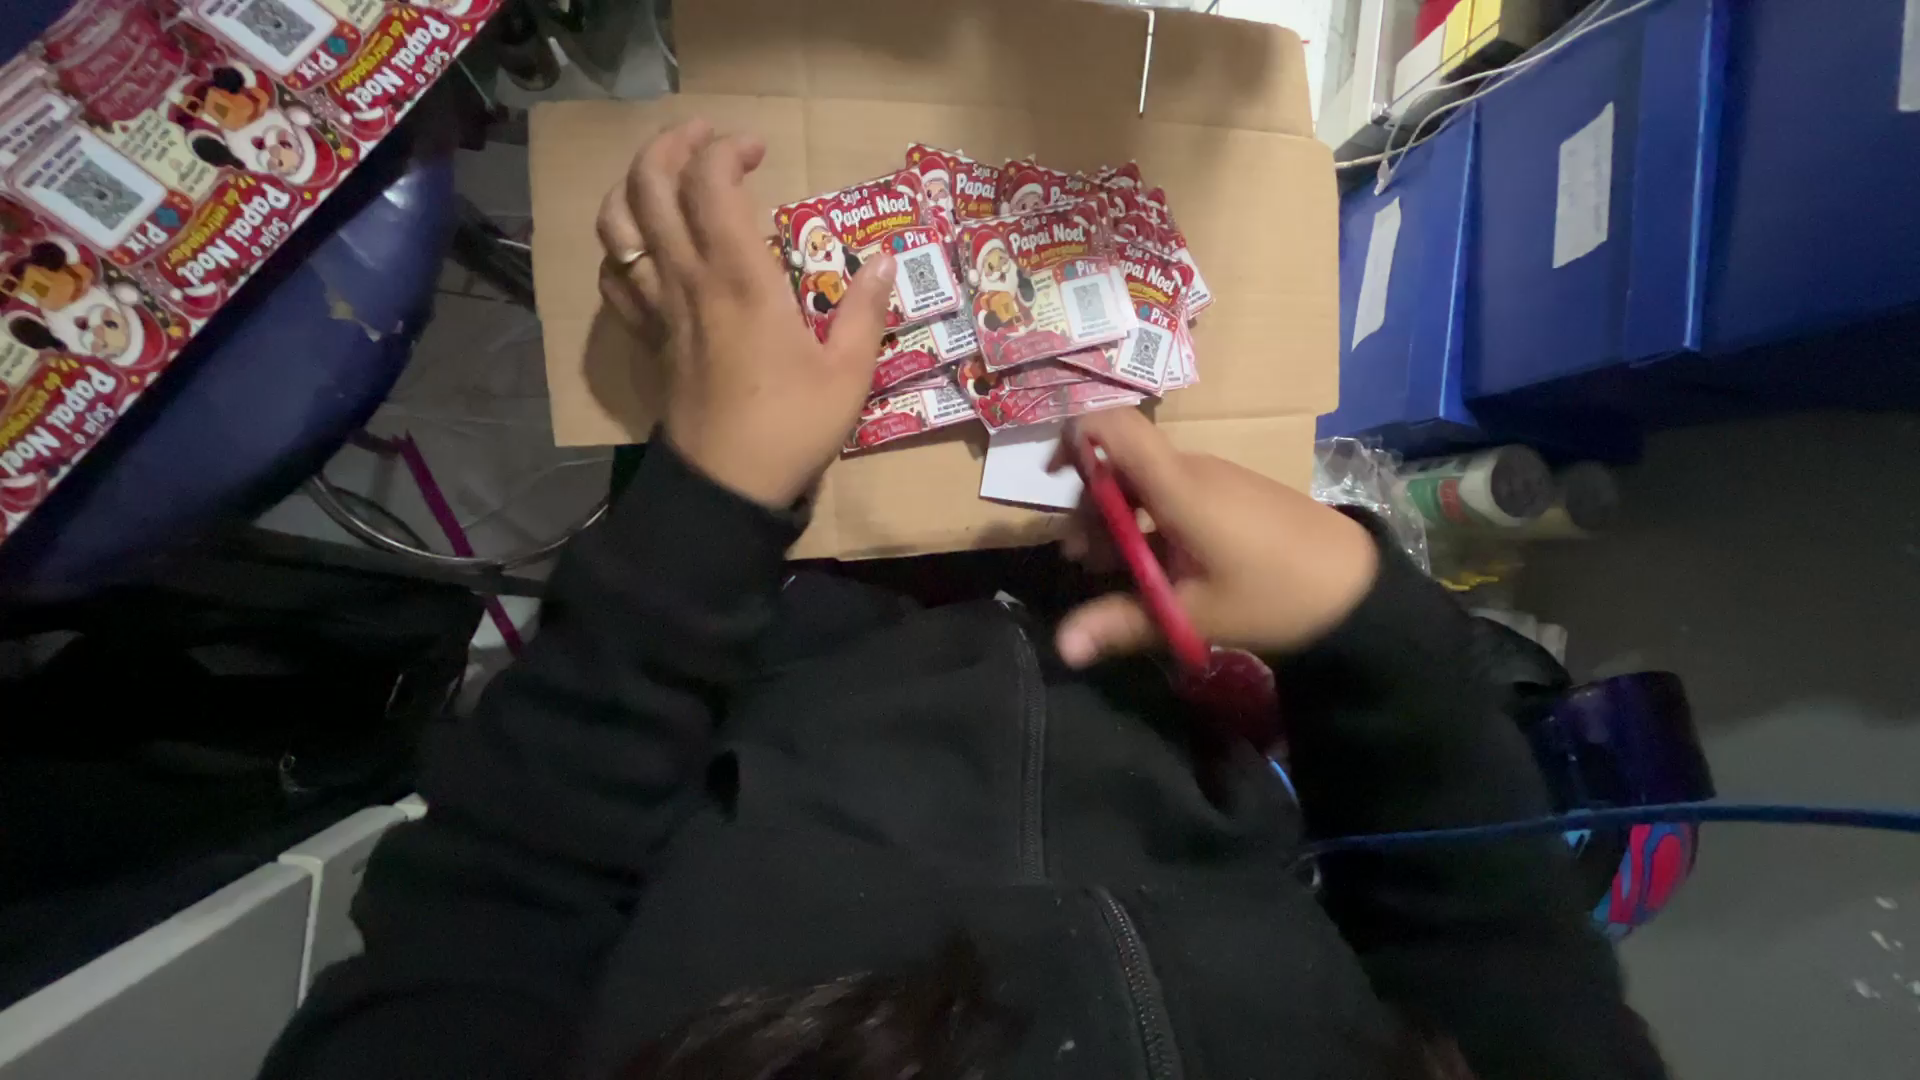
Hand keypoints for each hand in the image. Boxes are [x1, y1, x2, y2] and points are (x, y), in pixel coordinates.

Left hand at [595, 119, 894, 508]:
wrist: (729, 485)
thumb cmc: (793, 428)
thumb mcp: (849, 374)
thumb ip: (867, 312)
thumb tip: (886, 262)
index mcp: (741, 280)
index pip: (711, 183)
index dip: (726, 149)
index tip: (757, 151)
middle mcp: (689, 280)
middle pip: (650, 184)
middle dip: (673, 145)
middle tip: (707, 140)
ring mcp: (660, 309)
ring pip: (618, 225)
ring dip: (634, 184)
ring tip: (667, 178)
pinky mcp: (649, 339)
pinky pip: (615, 278)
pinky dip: (620, 247)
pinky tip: (645, 248)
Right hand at [1050, 409, 1379, 667]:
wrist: (1361, 588)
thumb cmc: (1274, 595)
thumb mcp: (1192, 614)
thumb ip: (1120, 623)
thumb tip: (1061, 646)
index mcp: (1178, 486)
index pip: (1115, 427)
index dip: (1074, 437)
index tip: (1054, 479)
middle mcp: (1192, 470)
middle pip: (1121, 465)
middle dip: (1090, 508)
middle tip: (1083, 560)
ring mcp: (1216, 480)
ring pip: (1145, 484)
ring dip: (1118, 521)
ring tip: (1111, 571)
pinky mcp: (1232, 494)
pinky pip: (1174, 494)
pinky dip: (1149, 522)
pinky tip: (1156, 566)